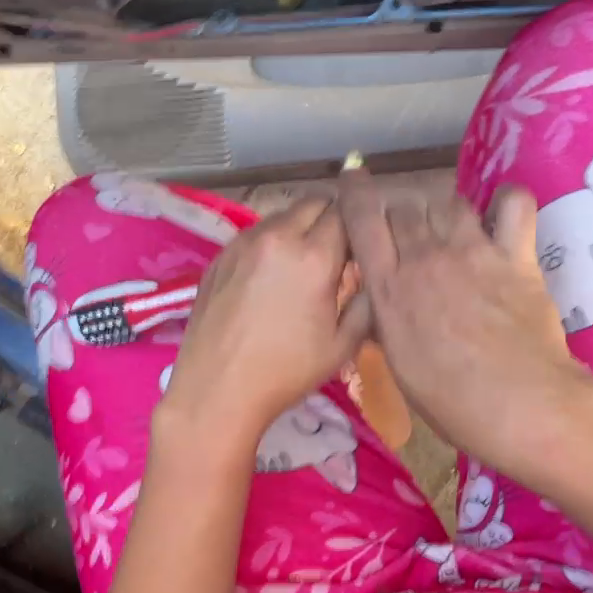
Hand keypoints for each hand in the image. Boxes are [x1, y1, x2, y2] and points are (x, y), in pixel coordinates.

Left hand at [161, 198, 371, 445]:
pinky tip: (269, 276)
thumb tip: (375, 272)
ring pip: (283, 215)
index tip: (362, 245)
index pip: (346, 212)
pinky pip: (256, 233)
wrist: (216, 390)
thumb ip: (367, 300)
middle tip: (336, 251)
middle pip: (314, 202)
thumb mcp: (344, 344)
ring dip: (299, 228)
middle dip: (330, 219)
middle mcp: (277, 237)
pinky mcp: (221, 253)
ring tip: (301, 264)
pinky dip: (271, 242)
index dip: (359, 225)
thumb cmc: (286, 371)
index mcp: (314, 257)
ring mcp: (244, 241)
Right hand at [336, 169, 592, 476]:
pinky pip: (513, 204)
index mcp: (389, 287)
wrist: (520, 407)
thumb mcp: (399, 363)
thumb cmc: (451, 402)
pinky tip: (502, 213)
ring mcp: (472, 251)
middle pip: (405, 208)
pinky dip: (507, 201)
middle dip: (403, 218)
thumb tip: (382, 302)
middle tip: (414, 241)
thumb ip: (387, 320)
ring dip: (444, 213)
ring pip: (448, 203)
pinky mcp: (514, 255)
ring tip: (454, 235)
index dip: (354, 191)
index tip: (352, 178)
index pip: (361, 219)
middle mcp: (425, 258)